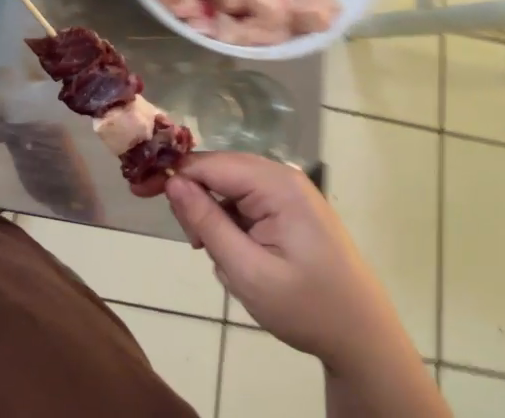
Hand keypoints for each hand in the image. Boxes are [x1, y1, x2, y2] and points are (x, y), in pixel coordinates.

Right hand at [164, 152, 412, 375]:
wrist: (364, 341)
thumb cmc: (307, 308)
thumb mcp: (247, 271)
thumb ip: (207, 222)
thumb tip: (172, 182)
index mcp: (277, 185)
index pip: (208, 164)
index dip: (171, 175)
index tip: (140, 194)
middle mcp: (284, 177)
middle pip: (217, 171)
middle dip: (195, 202)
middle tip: (196, 246)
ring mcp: (292, 193)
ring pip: (229, 189)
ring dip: (215, 218)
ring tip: (222, 259)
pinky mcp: (294, 210)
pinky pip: (247, 203)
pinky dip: (233, 226)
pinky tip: (240, 257)